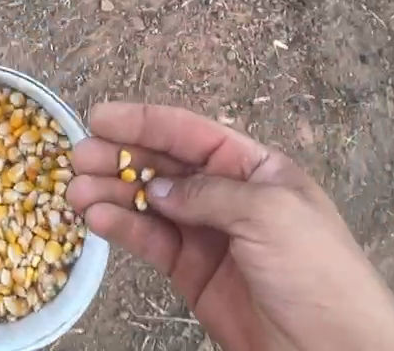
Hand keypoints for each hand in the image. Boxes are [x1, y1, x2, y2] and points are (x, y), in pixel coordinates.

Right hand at [67, 103, 393, 350]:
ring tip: (73, 191)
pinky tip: (95, 220)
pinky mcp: (192, 273)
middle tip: (77, 157)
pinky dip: (120, 227)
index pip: (190, 133)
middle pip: (162, 163)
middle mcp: (226, 195)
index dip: (143, 121)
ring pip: (147, 200)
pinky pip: (149, 240)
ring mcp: (207, 234)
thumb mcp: (271, 215)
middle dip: (119, 156)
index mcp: (254, 169)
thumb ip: (206, 192)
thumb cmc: (319, 276)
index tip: (98, 116)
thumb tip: (155, 186)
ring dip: (110, 192)